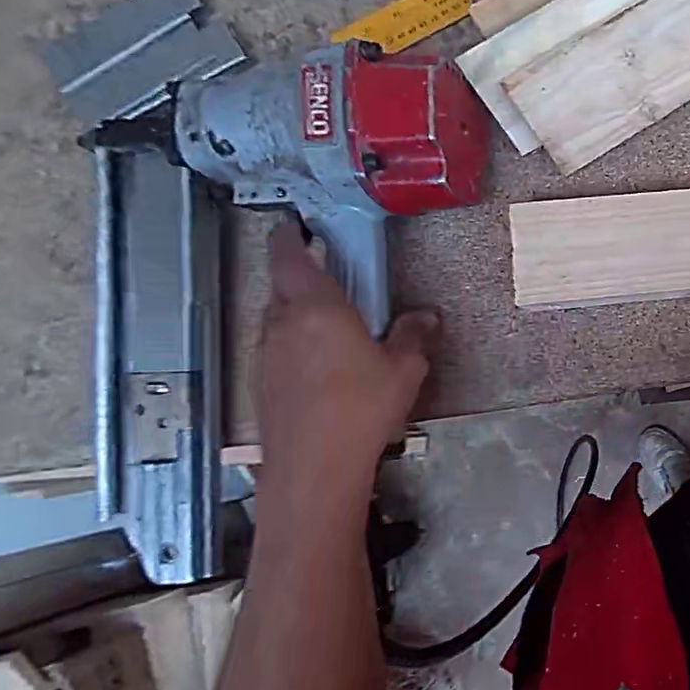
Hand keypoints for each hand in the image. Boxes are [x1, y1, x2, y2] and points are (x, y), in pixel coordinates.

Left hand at [255, 219, 437, 516]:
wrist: (316, 464)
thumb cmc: (362, 406)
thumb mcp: (404, 367)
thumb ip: (413, 334)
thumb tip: (424, 315)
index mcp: (317, 309)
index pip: (290, 259)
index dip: (289, 237)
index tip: (295, 226)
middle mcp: (283, 325)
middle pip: (283, 288)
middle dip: (304, 280)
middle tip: (336, 284)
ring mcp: (268, 355)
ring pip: (279, 319)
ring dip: (301, 315)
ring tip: (338, 329)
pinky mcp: (264, 382)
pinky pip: (280, 348)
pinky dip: (298, 344)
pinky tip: (327, 367)